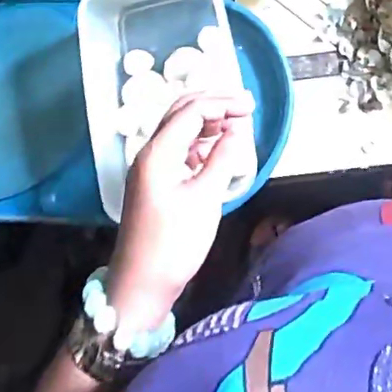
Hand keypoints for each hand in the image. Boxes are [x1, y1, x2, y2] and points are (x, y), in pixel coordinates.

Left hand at [108, 92, 255, 332]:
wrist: (139, 288)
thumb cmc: (173, 245)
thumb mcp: (205, 198)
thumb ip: (223, 157)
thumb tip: (238, 129)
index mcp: (158, 153)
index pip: (192, 110)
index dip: (223, 104)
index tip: (251, 107)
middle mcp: (150, 152)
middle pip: (182, 110)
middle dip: (215, 103)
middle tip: (245, 106)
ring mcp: (150, 166)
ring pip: (180, 126)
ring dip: (208, 119)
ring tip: (237, 122)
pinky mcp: (155, 179)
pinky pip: (179, 145)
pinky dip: (201, 137)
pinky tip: (219, 145)